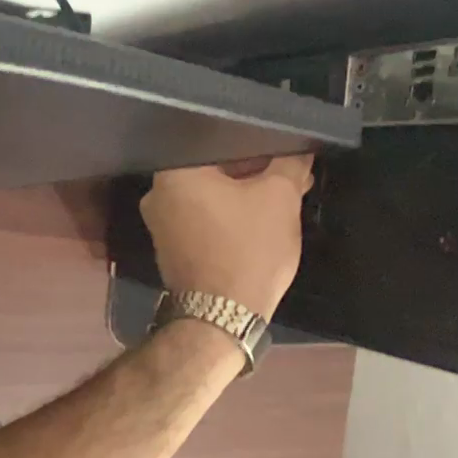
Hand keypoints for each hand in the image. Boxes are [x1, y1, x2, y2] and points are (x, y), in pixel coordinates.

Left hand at [139, 153, 314, 318]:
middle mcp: (157, 194)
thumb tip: (300, 148)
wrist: (222, 318)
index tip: (281, 149)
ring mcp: (161, 224)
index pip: (217, 139)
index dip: (256, 142)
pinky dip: (230, 216)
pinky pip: (205, 219)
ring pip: (210, 195)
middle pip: (213, 168)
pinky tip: (259, 219)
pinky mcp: (172, 248)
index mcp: (173, 172)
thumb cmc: (247, 251)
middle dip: (253, 170)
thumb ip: (290, 163)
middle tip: (288, 173)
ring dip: (244, 194)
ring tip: (282, 196)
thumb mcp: (281, 198)